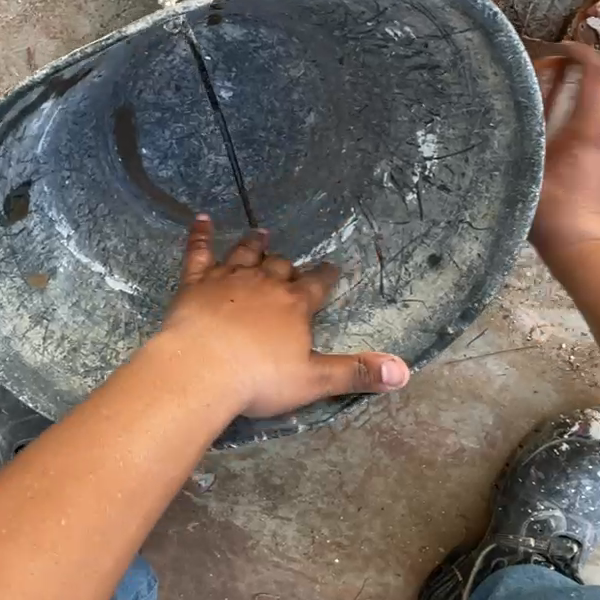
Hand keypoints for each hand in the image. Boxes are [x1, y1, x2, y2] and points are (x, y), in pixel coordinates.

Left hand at [147, 216, 409, 417]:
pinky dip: (200, 234)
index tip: (332, 268)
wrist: (202, 367)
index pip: (317, 284)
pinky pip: (198, 251)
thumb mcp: (314, 380)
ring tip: (260, 233)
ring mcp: (228, 278)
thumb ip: (356, 372)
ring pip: (245, 253)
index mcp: (295, 305)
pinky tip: (201, 219)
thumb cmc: (260, 378)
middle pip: (280, 266)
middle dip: (288, 265)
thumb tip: (404, 371)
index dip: (326, 276)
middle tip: (290, 263)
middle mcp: (265, 282)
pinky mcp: (195, 281)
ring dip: (254, 243)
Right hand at [528, 41, 599, 260]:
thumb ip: (534, 125)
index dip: (585, 52)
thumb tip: (534, 91)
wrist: (588, 252)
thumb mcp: (529, 165)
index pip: (599, 76)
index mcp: (592, 133)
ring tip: (596, 81)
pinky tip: (587, 124)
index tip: (567, 46)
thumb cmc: (551, 212)